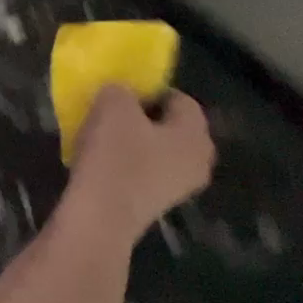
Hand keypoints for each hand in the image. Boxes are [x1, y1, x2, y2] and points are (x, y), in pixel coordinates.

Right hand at [65, 85, 215, 242]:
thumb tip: (121, 92)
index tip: (119, 92)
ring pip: (160, 148)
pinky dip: (130, 161)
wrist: (103, 212)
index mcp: (196, 135)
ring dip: (135, 139)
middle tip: (110, 112)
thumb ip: (120, 90)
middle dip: (144, 116)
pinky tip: (103, 161)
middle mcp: (200, 160)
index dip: (150, 90)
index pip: (181, 99)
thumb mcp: (111, 107)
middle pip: (173, 126)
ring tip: (102, 136)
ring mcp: (182, 184)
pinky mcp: (160, 200)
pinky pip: (149, 168)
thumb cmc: (115, 155)